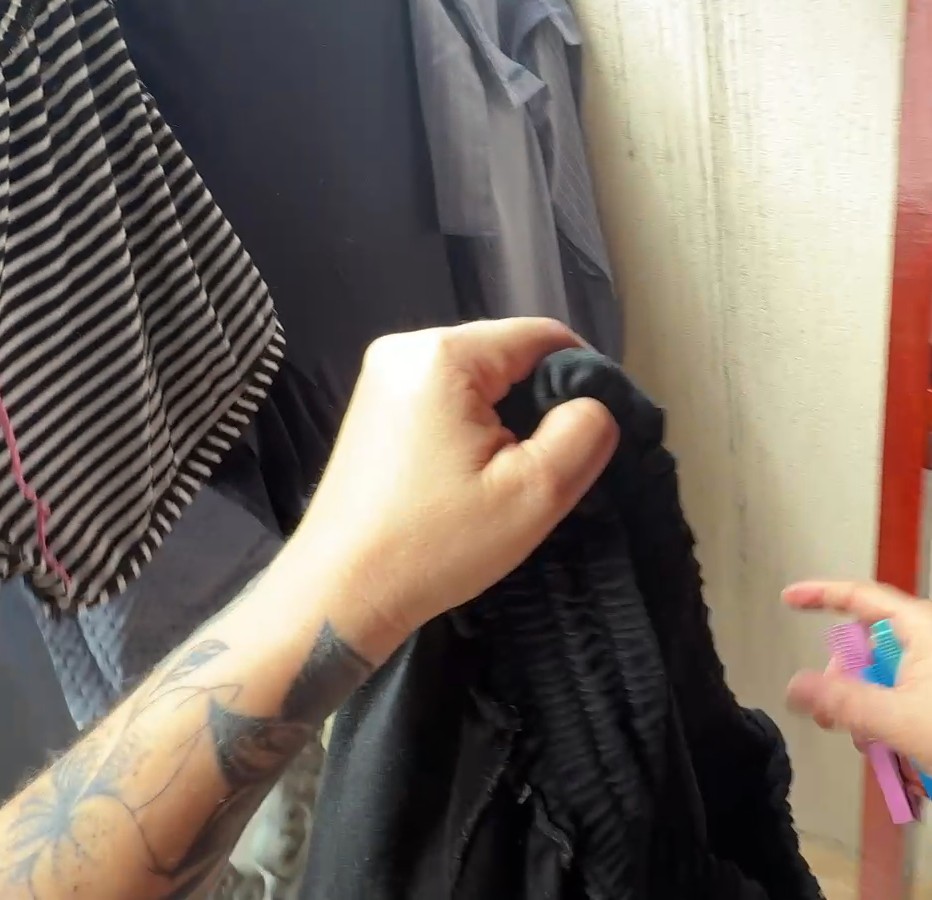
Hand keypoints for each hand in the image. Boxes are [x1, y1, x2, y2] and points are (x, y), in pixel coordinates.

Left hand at [286, 319, 619, 660]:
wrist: (338, 595)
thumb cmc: (436, 544)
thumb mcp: (534, 493)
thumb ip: (585, 432)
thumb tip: (594, 404)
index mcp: (445, 355)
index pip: (543, 336)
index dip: (583, 377)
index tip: (591, 432)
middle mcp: (408, 347)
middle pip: (510, 353)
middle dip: (542, 400)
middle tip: (550, 462)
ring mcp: (385, 374)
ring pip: (483, 376)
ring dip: (511, 415)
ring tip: (511, 471)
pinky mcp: (377, 403)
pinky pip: (451, 393)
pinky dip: (477, 423)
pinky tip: (475, 469)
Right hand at [783, 580, 931, 826]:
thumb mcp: (899, 720)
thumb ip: (842, 700)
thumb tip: (792, 685)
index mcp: (922, 624)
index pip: (859, 595)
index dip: (820, 594)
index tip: (787, 598)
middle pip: (867, 647)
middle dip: (848, 684)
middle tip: (834, 720)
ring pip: (884, 680)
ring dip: (871, 715)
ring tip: (878, 751)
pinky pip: (904, 700)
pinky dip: (893, 726)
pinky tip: (901, 760)